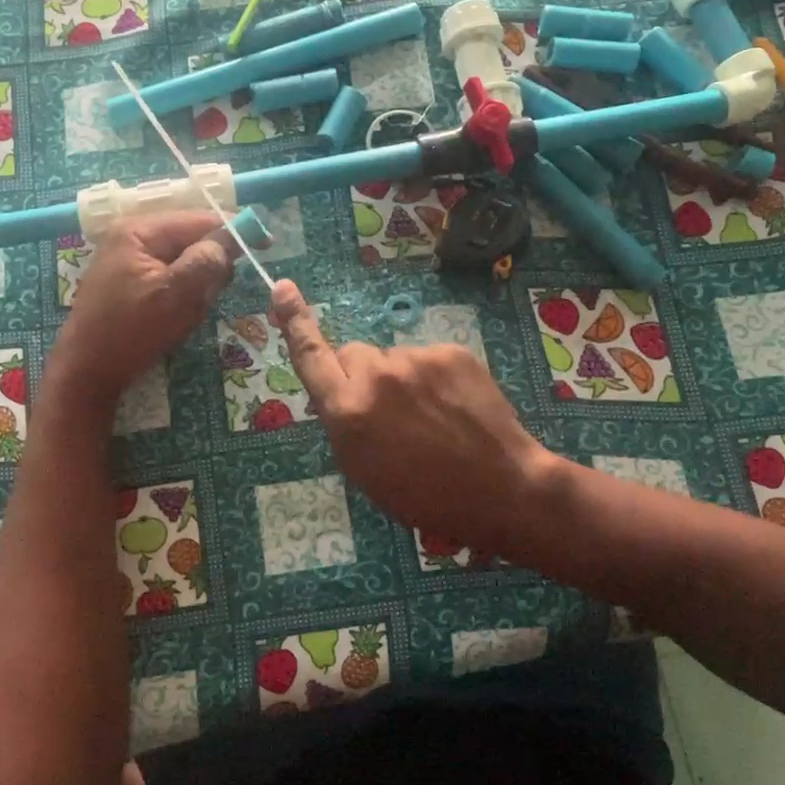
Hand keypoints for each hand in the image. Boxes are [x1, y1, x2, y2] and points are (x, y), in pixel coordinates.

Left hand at [48, 212, 234, 410]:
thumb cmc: (129, 332)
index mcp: (140, 230)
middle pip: (193, 239)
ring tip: (185, 315)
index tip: (266, 245)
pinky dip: (182, 298)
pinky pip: (171, 280)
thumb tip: (232, 238)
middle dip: (210, 269)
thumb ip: (207, 261)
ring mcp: (130, 261)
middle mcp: (133, 238)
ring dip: (196, 289)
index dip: (234, 231)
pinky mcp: (131, 284)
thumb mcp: (175, 295)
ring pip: (185, 263)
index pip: (200, 219)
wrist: (86, 373)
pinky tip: (173, 320)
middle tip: (206, 299)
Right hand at [270, 280, 559, 552]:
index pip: (310, 357)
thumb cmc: (424, 496)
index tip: (282, 287)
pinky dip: (434, 379)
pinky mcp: (451, 352)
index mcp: (348, 412)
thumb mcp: (363, 470)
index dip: (294, 321)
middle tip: (387, 414)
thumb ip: (344, 423)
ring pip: (392, 359)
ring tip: (431, 419)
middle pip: (353, 355)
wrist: (502, 489)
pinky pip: (427, 359)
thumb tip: (341, 394)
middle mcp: (377, 376)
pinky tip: (454, 408)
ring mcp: (416, 359)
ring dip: (401, 380)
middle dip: (360, 376)